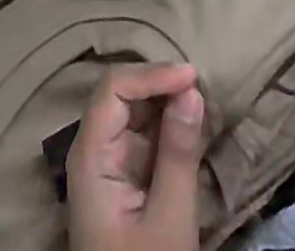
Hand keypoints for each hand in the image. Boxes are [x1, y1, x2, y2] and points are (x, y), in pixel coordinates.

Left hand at [67, 63, 205, 250]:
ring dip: (169, 102)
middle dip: (162, 84)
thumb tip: (192, 90)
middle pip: (123, 95)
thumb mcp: (169, 219)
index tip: (193, 76)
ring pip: (137, 112)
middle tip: (204, 88)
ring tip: (204, 103)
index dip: (151, 74)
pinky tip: (194, 125)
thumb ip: (179, 153)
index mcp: (90, 155)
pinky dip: (171, 125)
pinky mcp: (127, 177)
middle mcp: (95, 149)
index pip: (114, 89)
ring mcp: (110, 162)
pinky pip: (147, 135)